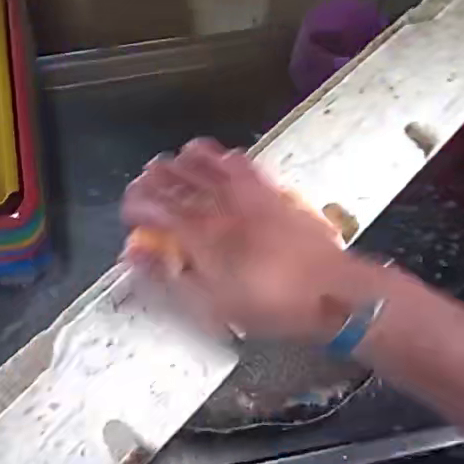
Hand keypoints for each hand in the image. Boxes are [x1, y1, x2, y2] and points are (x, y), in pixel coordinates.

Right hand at [120, 137, 396, 341]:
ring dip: (187, 161)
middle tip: (143, 181)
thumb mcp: (211, 303)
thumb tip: (137, 256)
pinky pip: (244, 165)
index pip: (157, 208)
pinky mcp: (274, 194)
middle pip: (178, 180)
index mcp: (202, 235)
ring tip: (175, 158)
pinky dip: (226, 158)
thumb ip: (169, 276)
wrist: (334, 294)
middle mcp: (222, 208)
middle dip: (155, 178)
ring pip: (209, 165)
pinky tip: (223, 157)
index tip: (129, 209)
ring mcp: (249, 197)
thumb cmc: (273, 305)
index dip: (137, 205)